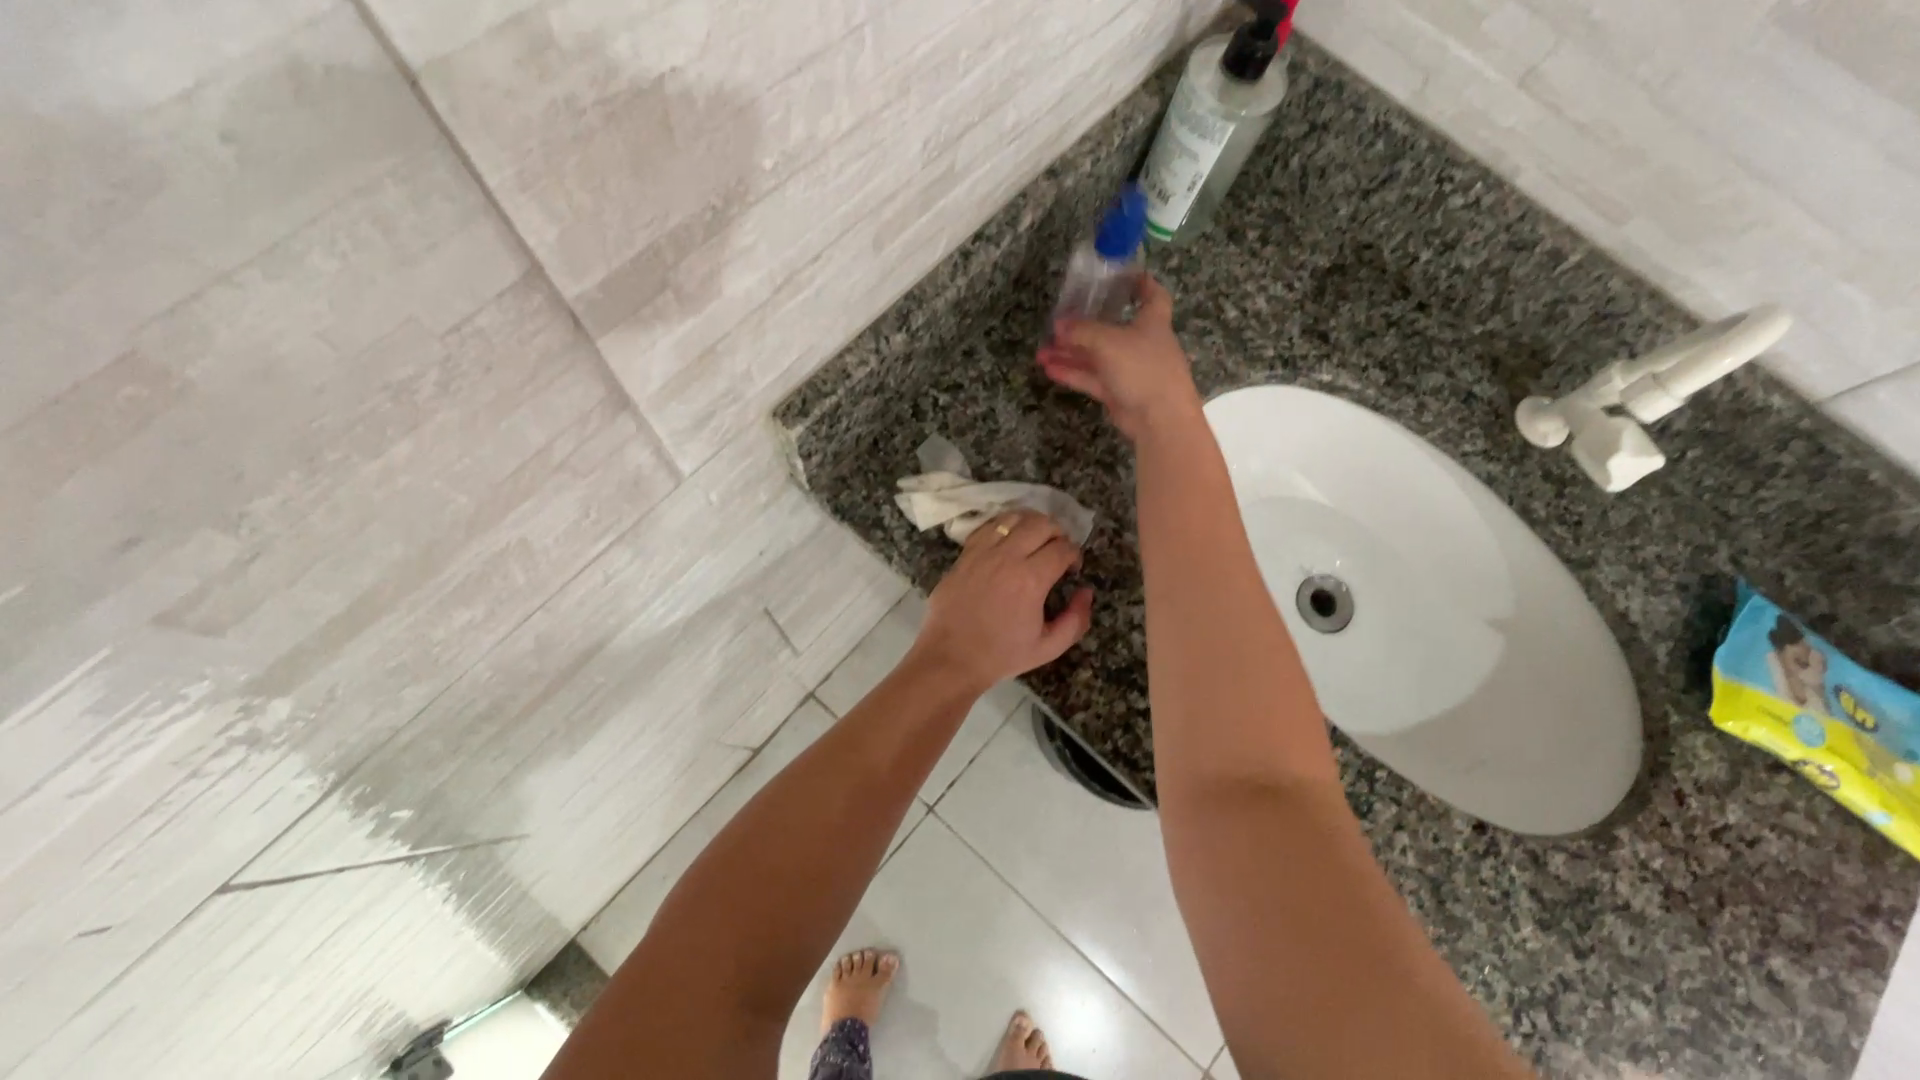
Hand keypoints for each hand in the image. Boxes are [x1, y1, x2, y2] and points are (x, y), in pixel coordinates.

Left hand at [911, 510, 1094, 691]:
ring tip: (1034, 541)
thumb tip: (1086, 592)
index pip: (1063, 548)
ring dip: (1031, 524)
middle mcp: (1007, 558)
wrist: (951, 658)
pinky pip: (988, 527)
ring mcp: (982, 553)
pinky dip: (1004, 528)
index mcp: (1030, 580)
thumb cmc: (1001, 655)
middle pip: (1041, 523)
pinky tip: (1007, 544)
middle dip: (1057, 533)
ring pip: (1013, 517)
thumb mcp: (1048, 647)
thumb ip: (1076, 620)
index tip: (1072, 569)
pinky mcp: (964, 555)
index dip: (1075, 554)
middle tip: (1056, 552)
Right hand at [1037, 275, 1203, 440]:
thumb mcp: (1108, 341)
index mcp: (1152, 322)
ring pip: (1096, 356)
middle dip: (1083, 326)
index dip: (1142, 284)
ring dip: (1070, 353)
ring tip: (1042, 352)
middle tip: (1057, 323)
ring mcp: (1130, 370)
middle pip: (1111, 329)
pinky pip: (1092, 378)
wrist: (1161, 418)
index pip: (1153, 296)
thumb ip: (1082, 331)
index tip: (1126, 275)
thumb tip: (1059, 325)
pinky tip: (1049, 369)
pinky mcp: (1119, 393)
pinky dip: (1072, 373)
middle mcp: (1142, 343)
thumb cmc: (1143, 368)